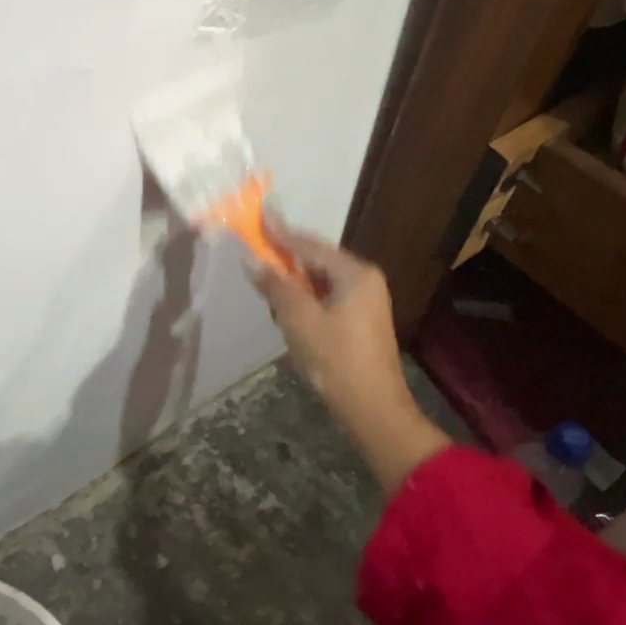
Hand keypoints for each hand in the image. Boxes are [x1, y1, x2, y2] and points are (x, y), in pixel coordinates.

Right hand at [250, 215, 405, 410]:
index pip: (309, 246)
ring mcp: (366, 300)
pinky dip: (305, 295)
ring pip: (321, 279)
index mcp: (355, 274)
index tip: (259, 215)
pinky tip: (286, 302)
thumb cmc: (336, 360)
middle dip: (286, 255)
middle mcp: (364, 279)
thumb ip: (276, 286)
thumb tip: (252, 259)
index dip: (280, 233)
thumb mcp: (299, 320)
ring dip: (293, 278)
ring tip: (266, 271)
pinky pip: (327, 295)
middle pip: (317, 259)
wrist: (373, 409)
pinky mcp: (361, 320)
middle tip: (257, 243)